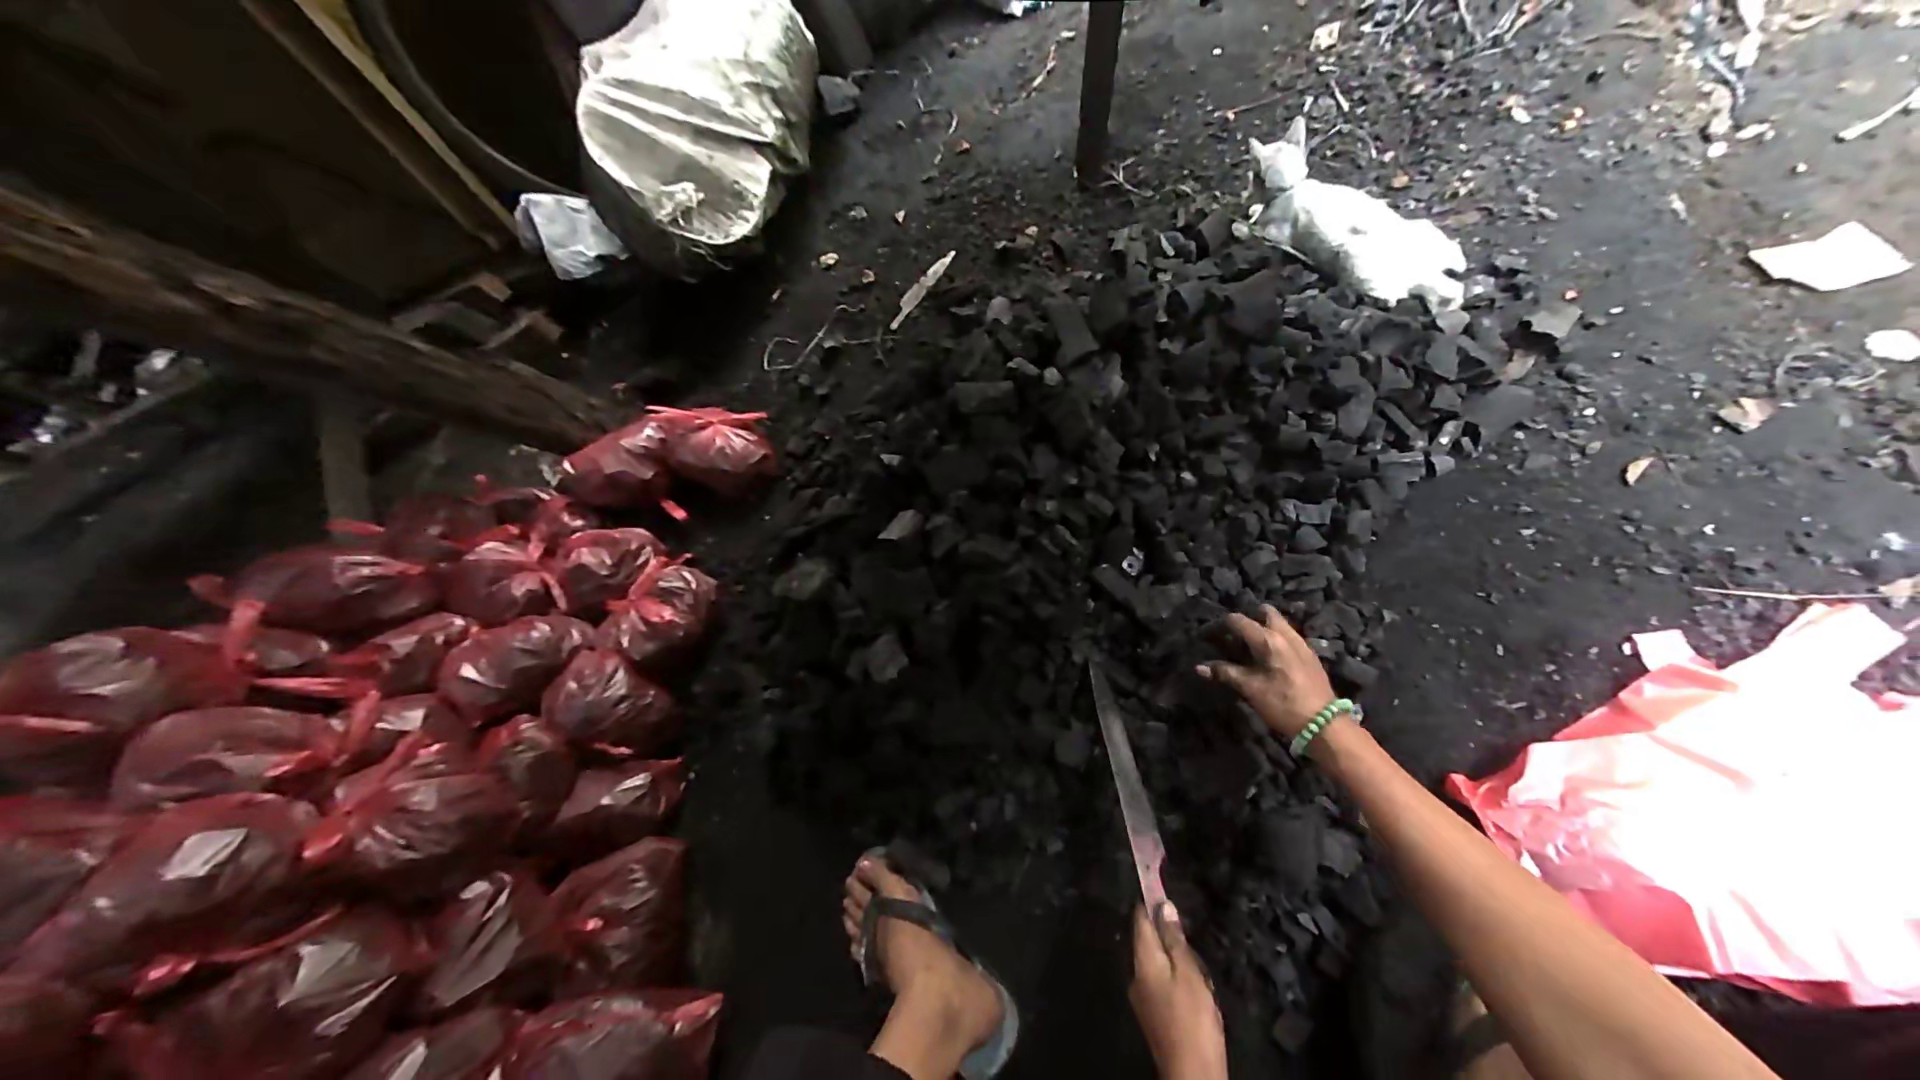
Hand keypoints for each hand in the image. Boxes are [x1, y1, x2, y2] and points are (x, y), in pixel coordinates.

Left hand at [1130, 902, 1226, 1079]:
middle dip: (1165, 933)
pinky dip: (1175, 978)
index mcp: (1142, 960)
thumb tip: (1163, 905)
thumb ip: (1174, 940)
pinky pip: (1160, 982)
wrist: (1191, 1074)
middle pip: (1147, 941)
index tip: (1158, 885)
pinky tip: (1194, 989)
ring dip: (1173, 957)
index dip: (1149, 902)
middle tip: (1187, 932)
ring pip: (1155, 962)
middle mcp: (1135, 974)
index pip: (1140, 920)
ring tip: (1196, 965)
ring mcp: (1141, 996)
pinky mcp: (1152, 1013)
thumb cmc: (1192, 1018)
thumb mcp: (1188, 974)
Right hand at [1196, 605, 1336, 738]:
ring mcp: (1301, 644)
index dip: (1218, 625)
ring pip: (1279, 623)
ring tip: (1250, 646)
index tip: (1206, 635)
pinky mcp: (1310, 655)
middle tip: (1234, 635)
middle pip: (1264, 612)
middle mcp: (1286, 634)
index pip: (1238, 620)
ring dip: (1263, 627)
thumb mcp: (1250, 689)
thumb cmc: (1283, 704)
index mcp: (1268, 639)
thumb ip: (1225, 673)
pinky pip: (1289, 636)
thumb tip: (1199, 667)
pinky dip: (1276, 639)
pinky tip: (1270, 658)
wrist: (1324, 724)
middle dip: (1247, 618)